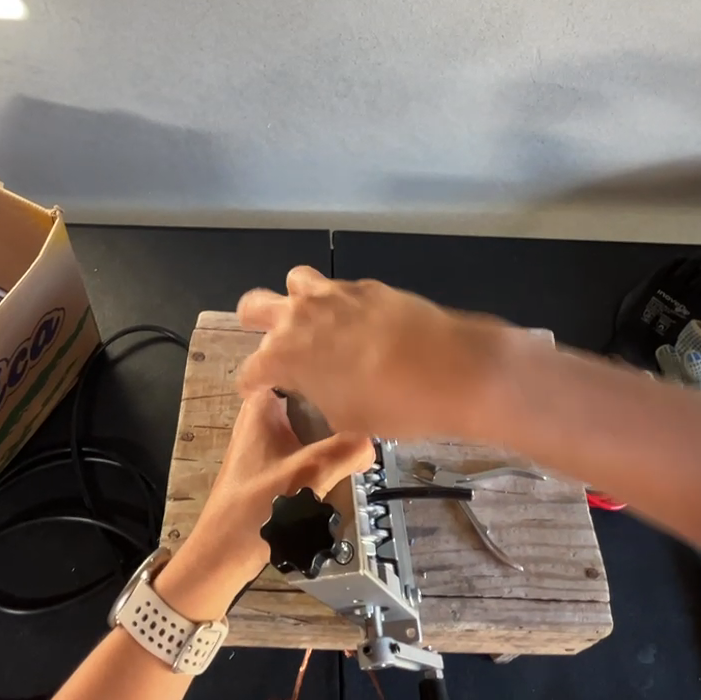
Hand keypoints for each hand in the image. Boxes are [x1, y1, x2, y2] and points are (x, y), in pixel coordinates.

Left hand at [156, 388, 371, 620]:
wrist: (222, 557)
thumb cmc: (257, 508)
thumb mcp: (308, 475)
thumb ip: (345, 452)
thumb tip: (374, 442)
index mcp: (262, 404)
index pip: (299, 365)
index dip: (328, 365)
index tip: (359, 370)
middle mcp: (263, 414)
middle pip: (309, 395)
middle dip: (336, 401)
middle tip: (371, 407)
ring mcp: (267, 439)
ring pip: (309, 421)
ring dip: (332, 428)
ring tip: (365, 430)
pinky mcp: (273, 463)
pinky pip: (306, 442)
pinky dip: (324, 447)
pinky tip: (346, 457)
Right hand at [236, 265, 527, 442]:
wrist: (449, 368)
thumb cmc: (392, 407)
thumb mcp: (344, 417)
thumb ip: (318, 395)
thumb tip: (320, 384)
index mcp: (284, 357)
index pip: (251, 370)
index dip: (253, 384)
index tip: (260, 390)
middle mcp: (299, 317)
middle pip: (253, 306)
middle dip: (255, 324)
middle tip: (273, 343)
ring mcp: (332, 295)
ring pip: (295, 282)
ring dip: (297, 301)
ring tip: (315, 322)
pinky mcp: (364, 285)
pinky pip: (337, 288)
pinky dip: (338, 303)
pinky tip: (357, 324)